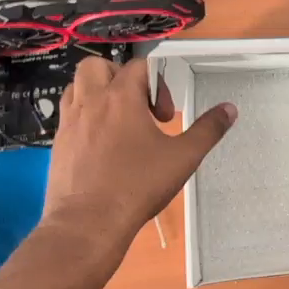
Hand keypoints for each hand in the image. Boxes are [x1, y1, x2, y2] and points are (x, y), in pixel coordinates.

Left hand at [44, 57, 235, 241]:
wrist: (88, 223)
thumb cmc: (138, 185)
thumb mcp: (183, 158)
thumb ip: (208, 130)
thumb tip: (230, 109)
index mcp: (121, 97)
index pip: (138, 67)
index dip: (158, 85)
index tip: (166, 117)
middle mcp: (91, 102)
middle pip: (96, 66)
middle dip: (118, 77)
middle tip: (135, 105)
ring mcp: (69, 123)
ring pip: (75, 87)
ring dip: (97, 94)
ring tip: (117, 120)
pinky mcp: (58, 144)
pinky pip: (68, 115)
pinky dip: (84, 117)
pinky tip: (101, 144)